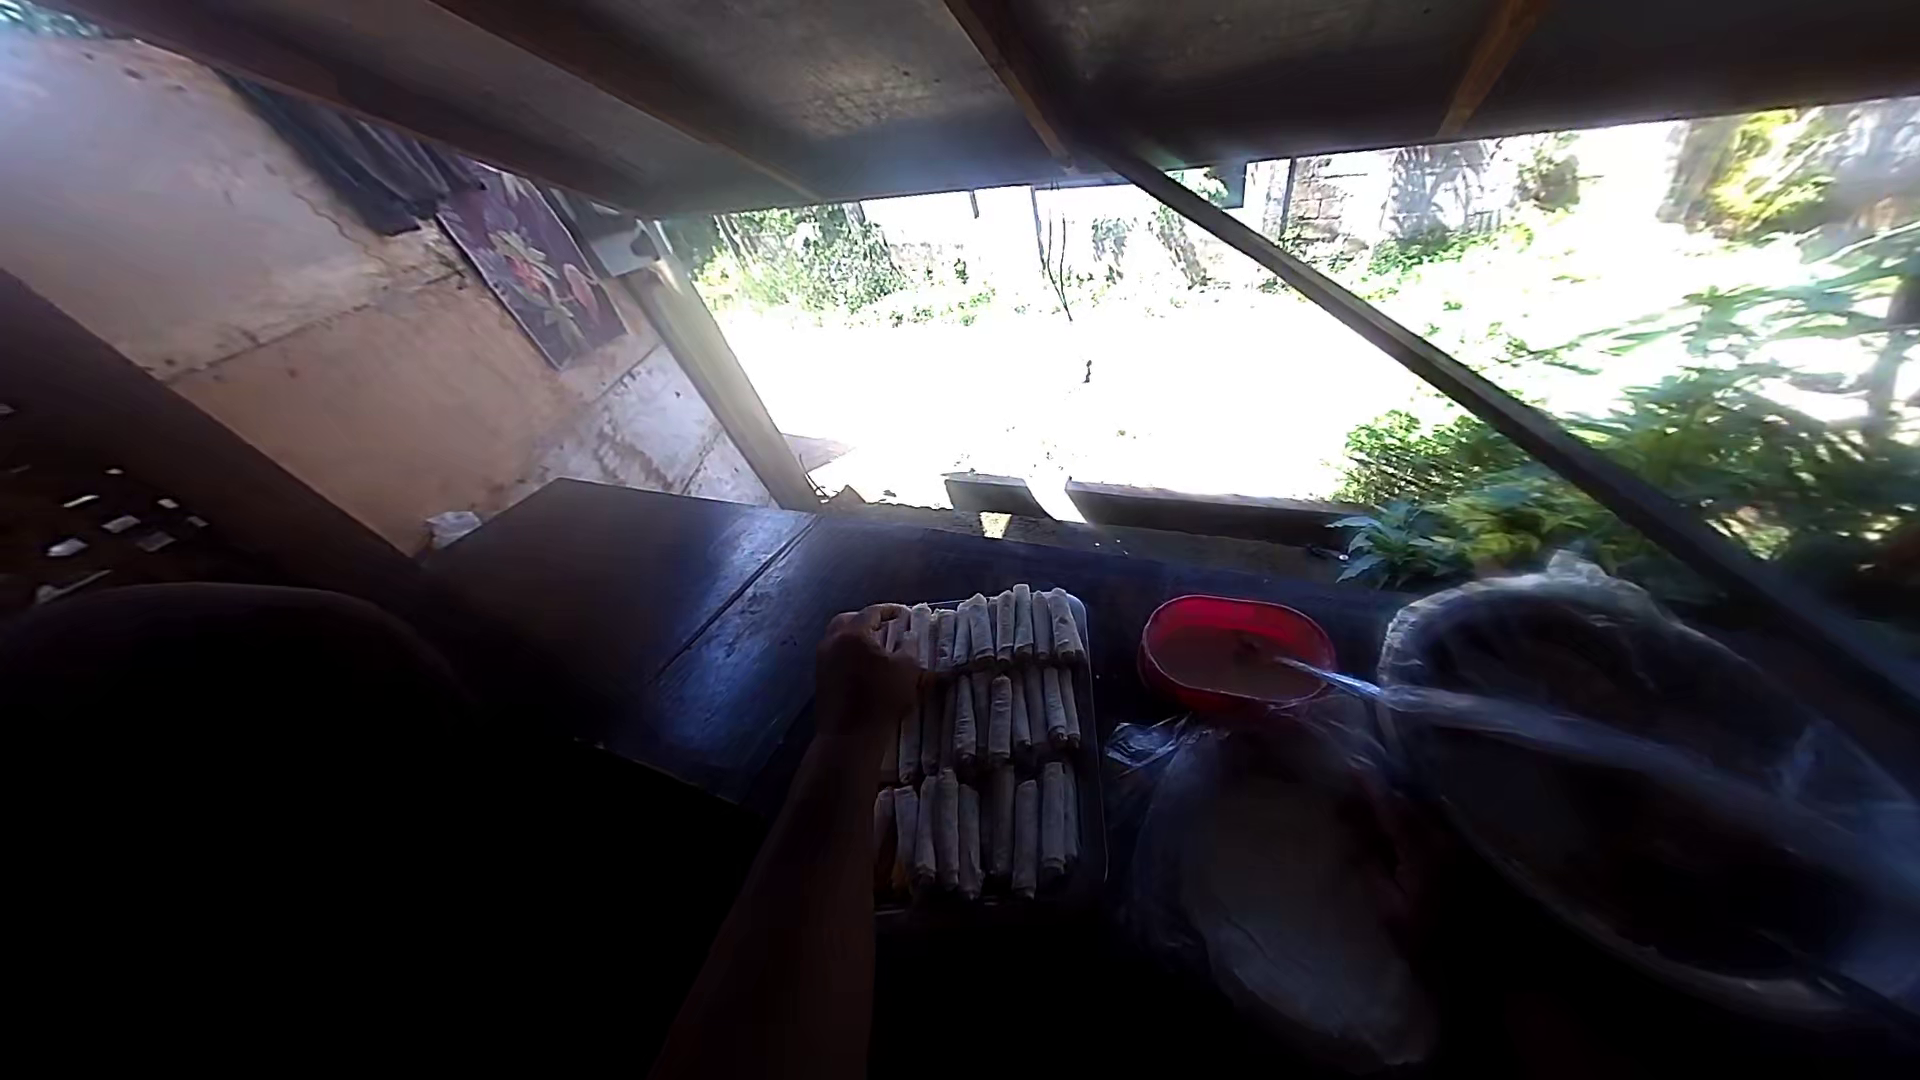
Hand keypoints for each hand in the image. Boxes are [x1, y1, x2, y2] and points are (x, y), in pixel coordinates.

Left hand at [814, 604, 918, 742]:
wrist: (849, 737)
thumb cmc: (881, 699)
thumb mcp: (907, 670)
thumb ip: (909, 648)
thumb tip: (907, 638)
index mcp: (853, 634)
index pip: (872, 612)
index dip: (890, 610)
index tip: (904, 614)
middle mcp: (832, 641)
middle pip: (848, 620)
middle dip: (867, 620)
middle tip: (886, 626)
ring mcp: (822, 660)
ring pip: (838, 637)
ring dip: (857, 637)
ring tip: (877, 646)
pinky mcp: (820, 678)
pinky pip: (835, 654)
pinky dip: (849, 652)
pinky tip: (865, 665)